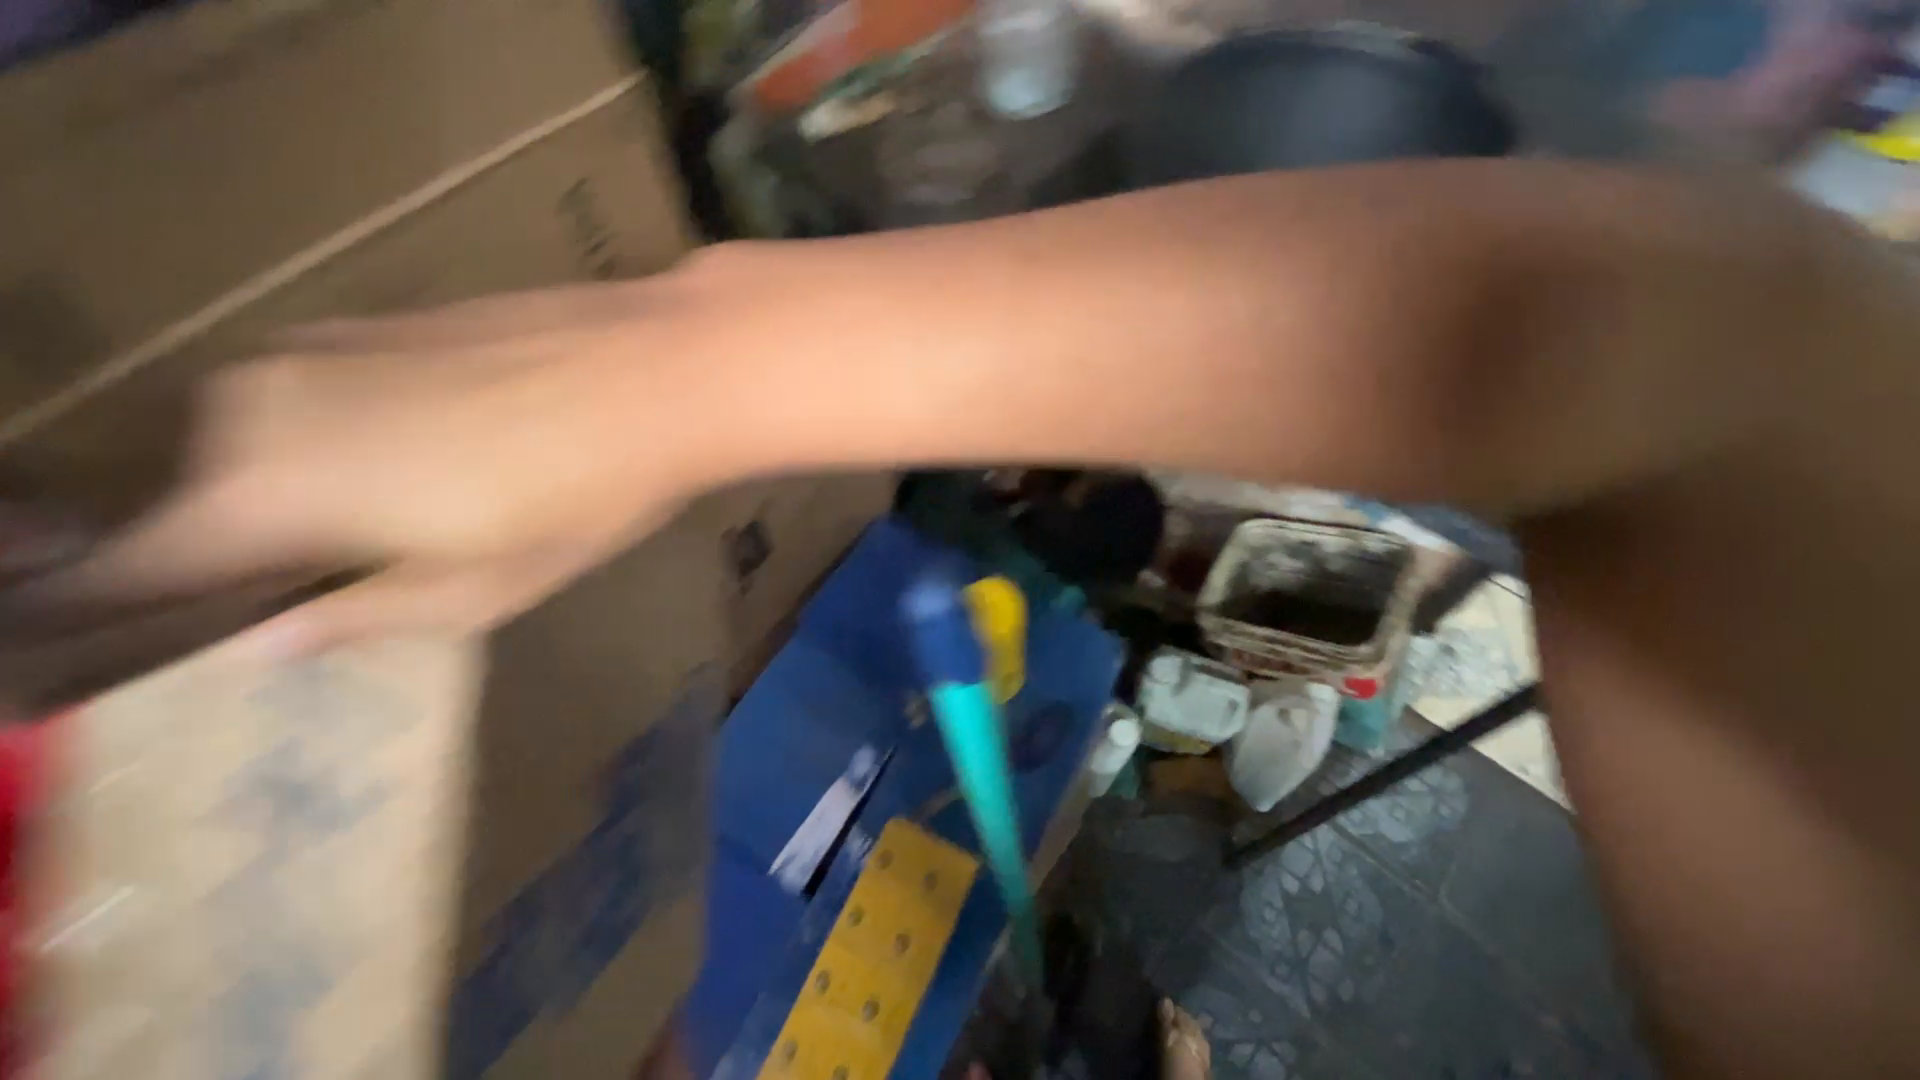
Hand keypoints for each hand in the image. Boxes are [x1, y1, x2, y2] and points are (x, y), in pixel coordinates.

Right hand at [29, 282, 721, 652]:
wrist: (654, 372)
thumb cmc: (579, 498)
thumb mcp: (477, 591)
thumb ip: (357, 616)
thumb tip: (261, 642)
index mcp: (266, 490)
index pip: (147, 560)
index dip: (173, 599)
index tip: (210, 624)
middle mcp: (255, 405)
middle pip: (204, 494)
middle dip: (254, 537)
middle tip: (341, 572)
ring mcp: (311, 345)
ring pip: (257, 438)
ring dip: (299, 479)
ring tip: (396, 511)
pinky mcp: (367, 317)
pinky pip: (315, 394)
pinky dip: (339, 429)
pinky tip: (423, 449)